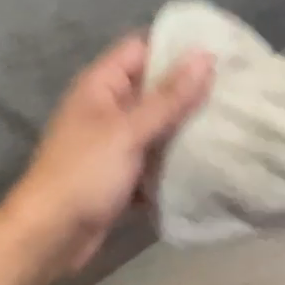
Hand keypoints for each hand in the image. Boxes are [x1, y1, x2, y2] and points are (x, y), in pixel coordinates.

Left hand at [1, 35, 214, 278]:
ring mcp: (111, 147)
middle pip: (153, 92)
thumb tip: (206, 56)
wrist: (51, 234)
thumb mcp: (128, 132)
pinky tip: (205, 170)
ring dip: (183, 135)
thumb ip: (168, 98)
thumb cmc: (84, 175)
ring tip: (228, 130)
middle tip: (234, 97)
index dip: (178, 50)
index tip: (221, 56)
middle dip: (188, 95)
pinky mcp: (118, 180)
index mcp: (101, 86)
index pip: (142, 49)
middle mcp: (105, 111)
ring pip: (155, 132)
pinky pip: (150, 166)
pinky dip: (170, 169)